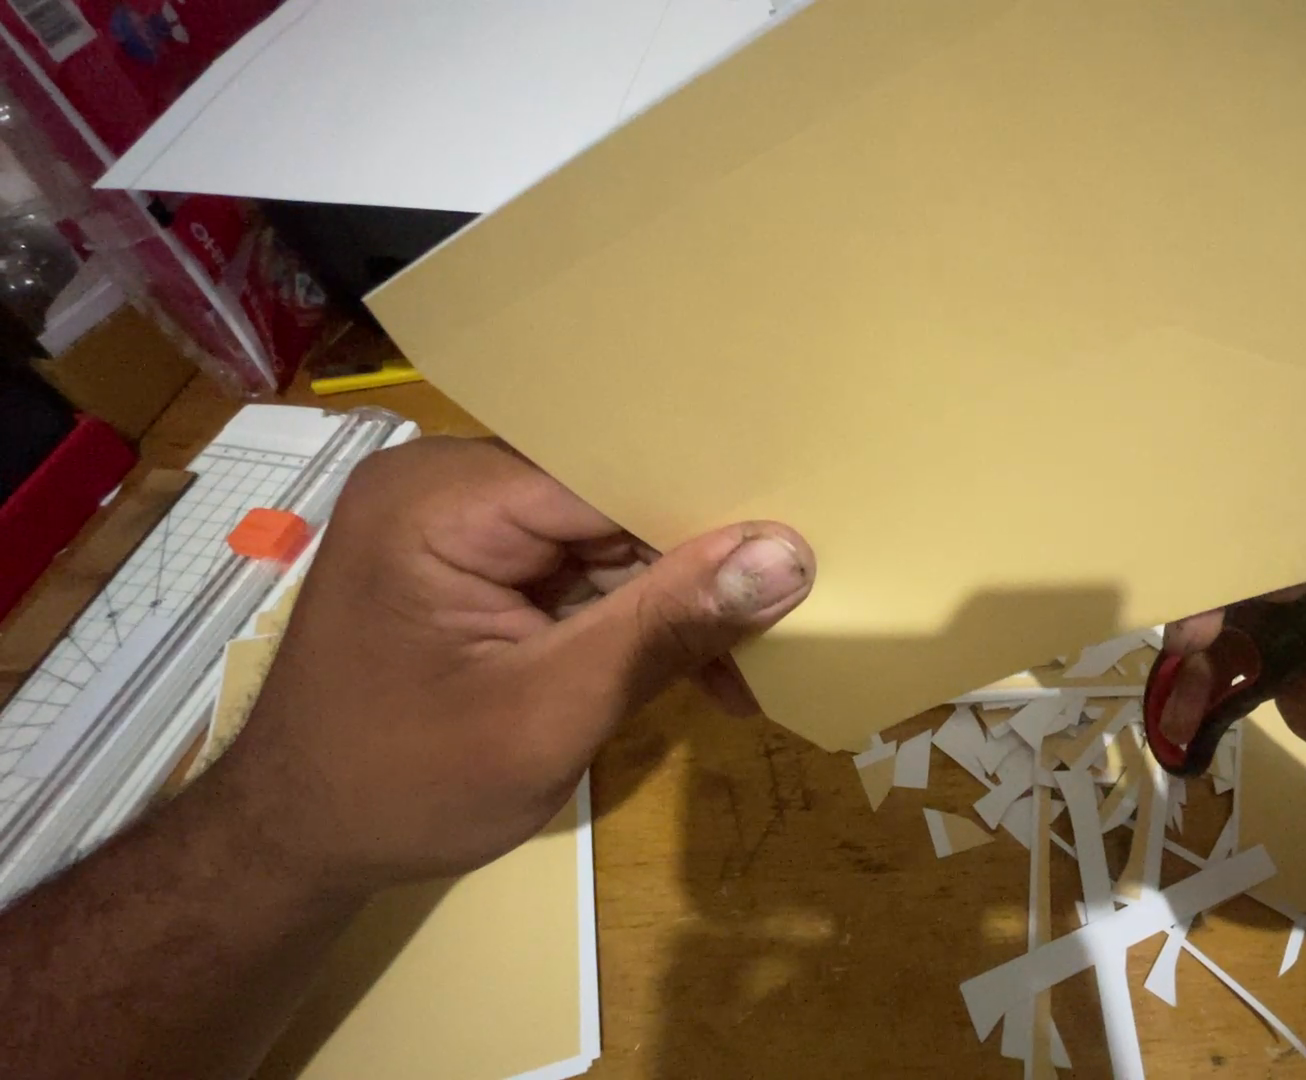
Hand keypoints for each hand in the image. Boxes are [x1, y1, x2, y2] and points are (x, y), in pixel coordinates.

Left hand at [208, 437, 814, 892]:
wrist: (301, 847)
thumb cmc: (404, 789)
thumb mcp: (552, 713)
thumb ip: (666, 627)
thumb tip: (787, 557)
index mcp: (442, 500)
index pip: (611, 476)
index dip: (708, 511)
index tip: (798, 554)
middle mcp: (458, 487)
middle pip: (622, 499)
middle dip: (704, 564)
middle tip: (790, 609)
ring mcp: (477, 524)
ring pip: (624, 537)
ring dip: (687, 601)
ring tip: (753, 657)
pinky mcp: (498, 562)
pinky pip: (602, 570)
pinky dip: (652, 618)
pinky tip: (703, 666)